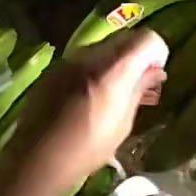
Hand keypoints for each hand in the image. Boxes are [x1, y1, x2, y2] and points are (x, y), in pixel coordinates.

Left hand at [8, 30, 167, 190]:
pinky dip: (94, 70)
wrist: (37, 157)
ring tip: (116, 93)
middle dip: (136, 57)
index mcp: (113, 69)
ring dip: (115, 63)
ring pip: (102, 48)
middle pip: (124, 39)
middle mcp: (89, 56)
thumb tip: (154, 71)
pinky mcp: (53, 70)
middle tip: (140, 84)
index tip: (155, 75)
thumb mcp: (123, 123)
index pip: (146, 38)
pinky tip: (90, 97)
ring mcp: (68, 61)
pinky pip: (81, 60)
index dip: (157, 53)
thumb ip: (139, 90)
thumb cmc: (87, 148)